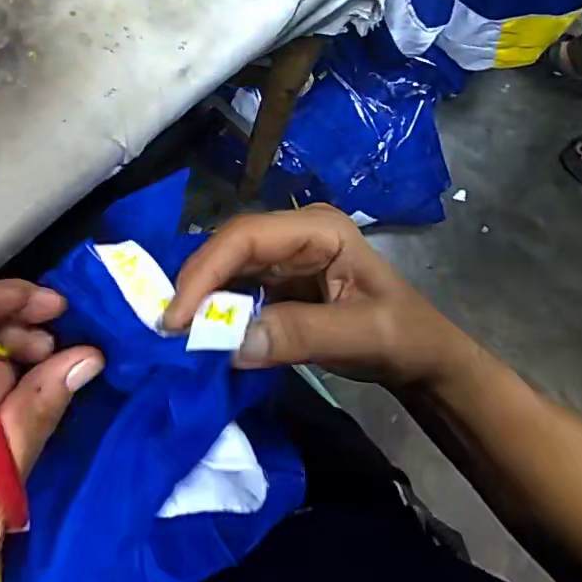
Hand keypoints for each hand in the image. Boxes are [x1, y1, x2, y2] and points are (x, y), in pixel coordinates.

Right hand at [166, 205, 476, 387]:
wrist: (420, 352)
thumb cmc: (402, 333)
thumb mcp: (360, 334)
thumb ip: (300, 335)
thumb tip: (229, 341)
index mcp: (321, 228)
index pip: (249, 236)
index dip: (206, 270)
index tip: (176, 319)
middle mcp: (298, 234)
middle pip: (230, 248)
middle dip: (195, 285)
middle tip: (162, 333)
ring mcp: (287, 259)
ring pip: (227, 270)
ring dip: (199, 301)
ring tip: (169, 338)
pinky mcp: (280, 286)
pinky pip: (236, 293)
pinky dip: (214, 314)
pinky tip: (197, 338)